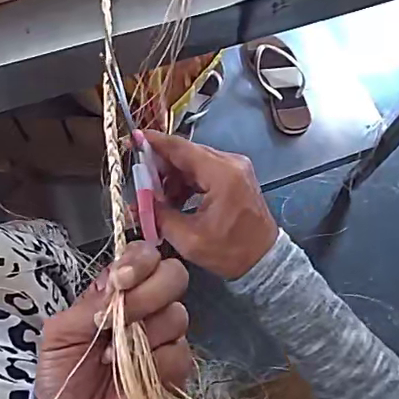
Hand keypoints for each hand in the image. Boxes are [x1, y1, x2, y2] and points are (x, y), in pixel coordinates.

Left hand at [35, 242, 192, 398]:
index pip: (144, 256)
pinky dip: (154, 363)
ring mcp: (162, 337)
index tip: (122, 281)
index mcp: (117, 290)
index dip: (140, 262)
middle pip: (173, 276)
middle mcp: (145, 307)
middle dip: (148, 294)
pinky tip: (130, 375)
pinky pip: (180, 353)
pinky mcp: (174, 369)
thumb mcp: (60, 333)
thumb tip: (118, 283)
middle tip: (120, 318)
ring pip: (177, 315)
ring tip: (112, 356)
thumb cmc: (61, 375)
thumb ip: (89, 303)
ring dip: (144, 334)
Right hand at [142, 130, 278, 279]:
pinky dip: (186, 181)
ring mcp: (235, 168)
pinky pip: (203, 170)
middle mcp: (231, 163)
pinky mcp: (235, 176)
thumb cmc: (232, 252)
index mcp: (222, 174)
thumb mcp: (189, 239)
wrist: (265, 260)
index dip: (154, 142)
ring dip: (173, 177)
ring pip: (193, 161)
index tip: (133, 138)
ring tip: (158, 199)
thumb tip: (139, 202)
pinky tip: (175, 200)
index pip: (180, 148)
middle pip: (186, 153)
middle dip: (160, 166)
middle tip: (140, 182)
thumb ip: (160, 215)